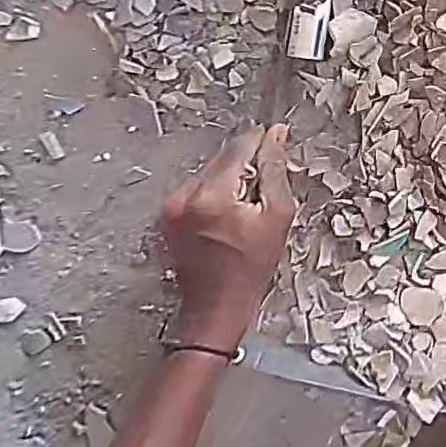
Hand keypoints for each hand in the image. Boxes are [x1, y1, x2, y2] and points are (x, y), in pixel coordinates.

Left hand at [162, 124, 294, 350]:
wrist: (216, 309)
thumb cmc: (249, 270)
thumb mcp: (278, 216)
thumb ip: (275, 170)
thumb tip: (276, 137)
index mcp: (212, 195)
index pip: (239, 147)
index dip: (261, 140)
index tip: (276, 139)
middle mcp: (184, 196)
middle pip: (222, 158)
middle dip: (247, 164)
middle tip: (263, 190)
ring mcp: (171, 207)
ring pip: (210, 171)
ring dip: (230, 178)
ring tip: (245, 209)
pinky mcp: (167, 216)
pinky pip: (197, 188)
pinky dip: (215, 193)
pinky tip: (228, 217)